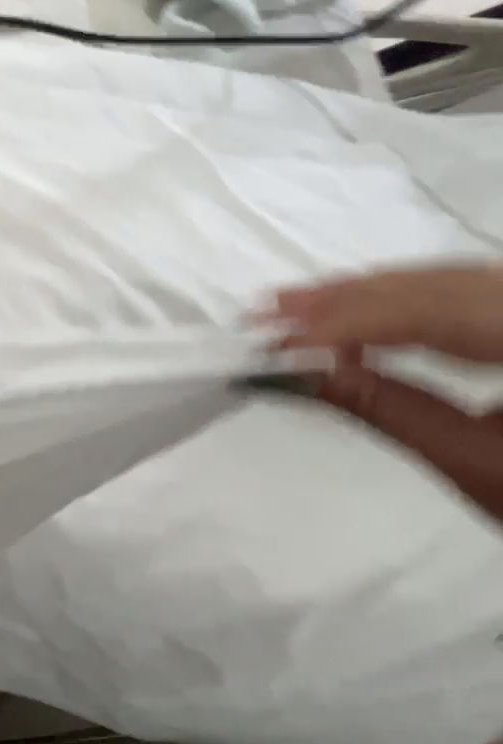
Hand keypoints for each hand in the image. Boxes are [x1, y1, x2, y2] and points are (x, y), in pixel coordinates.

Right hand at [271, 265, 502, 519]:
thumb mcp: (476, 462)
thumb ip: (387, 408)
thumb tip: (294, 369)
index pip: (437, 316)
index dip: (349, 323)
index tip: (274, 340)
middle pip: (443, 287)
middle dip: (348, 299)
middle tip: (267, 312)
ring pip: (452, 281)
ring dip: (366, 294)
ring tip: (293, 308)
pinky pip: (470, 290)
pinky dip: (405, 298)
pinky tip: (356, 312)